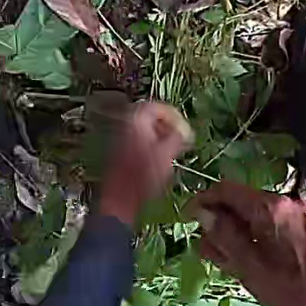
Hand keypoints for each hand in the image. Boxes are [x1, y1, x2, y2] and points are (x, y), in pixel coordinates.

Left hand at [95, 101, 193, 226]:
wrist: (120, 198)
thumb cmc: (143, 175)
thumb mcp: (167, 152)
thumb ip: (177, 136)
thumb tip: (183, 132)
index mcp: (136, 120)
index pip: (159, 107)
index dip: (175, 117)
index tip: (185, 129)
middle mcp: (126, 124)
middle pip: (152, 116)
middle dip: (170, 126)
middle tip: (182, 138)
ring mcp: (121, 138)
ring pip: (146, 130)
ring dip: (162, 136)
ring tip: (174, 150)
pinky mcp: (120, 152)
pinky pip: (140, 141)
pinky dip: (153, 145)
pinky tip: (161, 160)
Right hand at [193, 183, 305, 305]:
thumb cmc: (302, 303)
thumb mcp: (254, 274)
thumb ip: (226, 240)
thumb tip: (204, 215)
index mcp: (274, 209)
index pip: (228, 189)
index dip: (204, 202)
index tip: (188, 218)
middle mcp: (292, 205)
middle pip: (245, 200)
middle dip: (221, 220)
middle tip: (204, 245)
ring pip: (261, 215)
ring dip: (239, 231)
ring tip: (223, 258)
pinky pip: (278, 227)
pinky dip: (259, 238)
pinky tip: (251, 263)